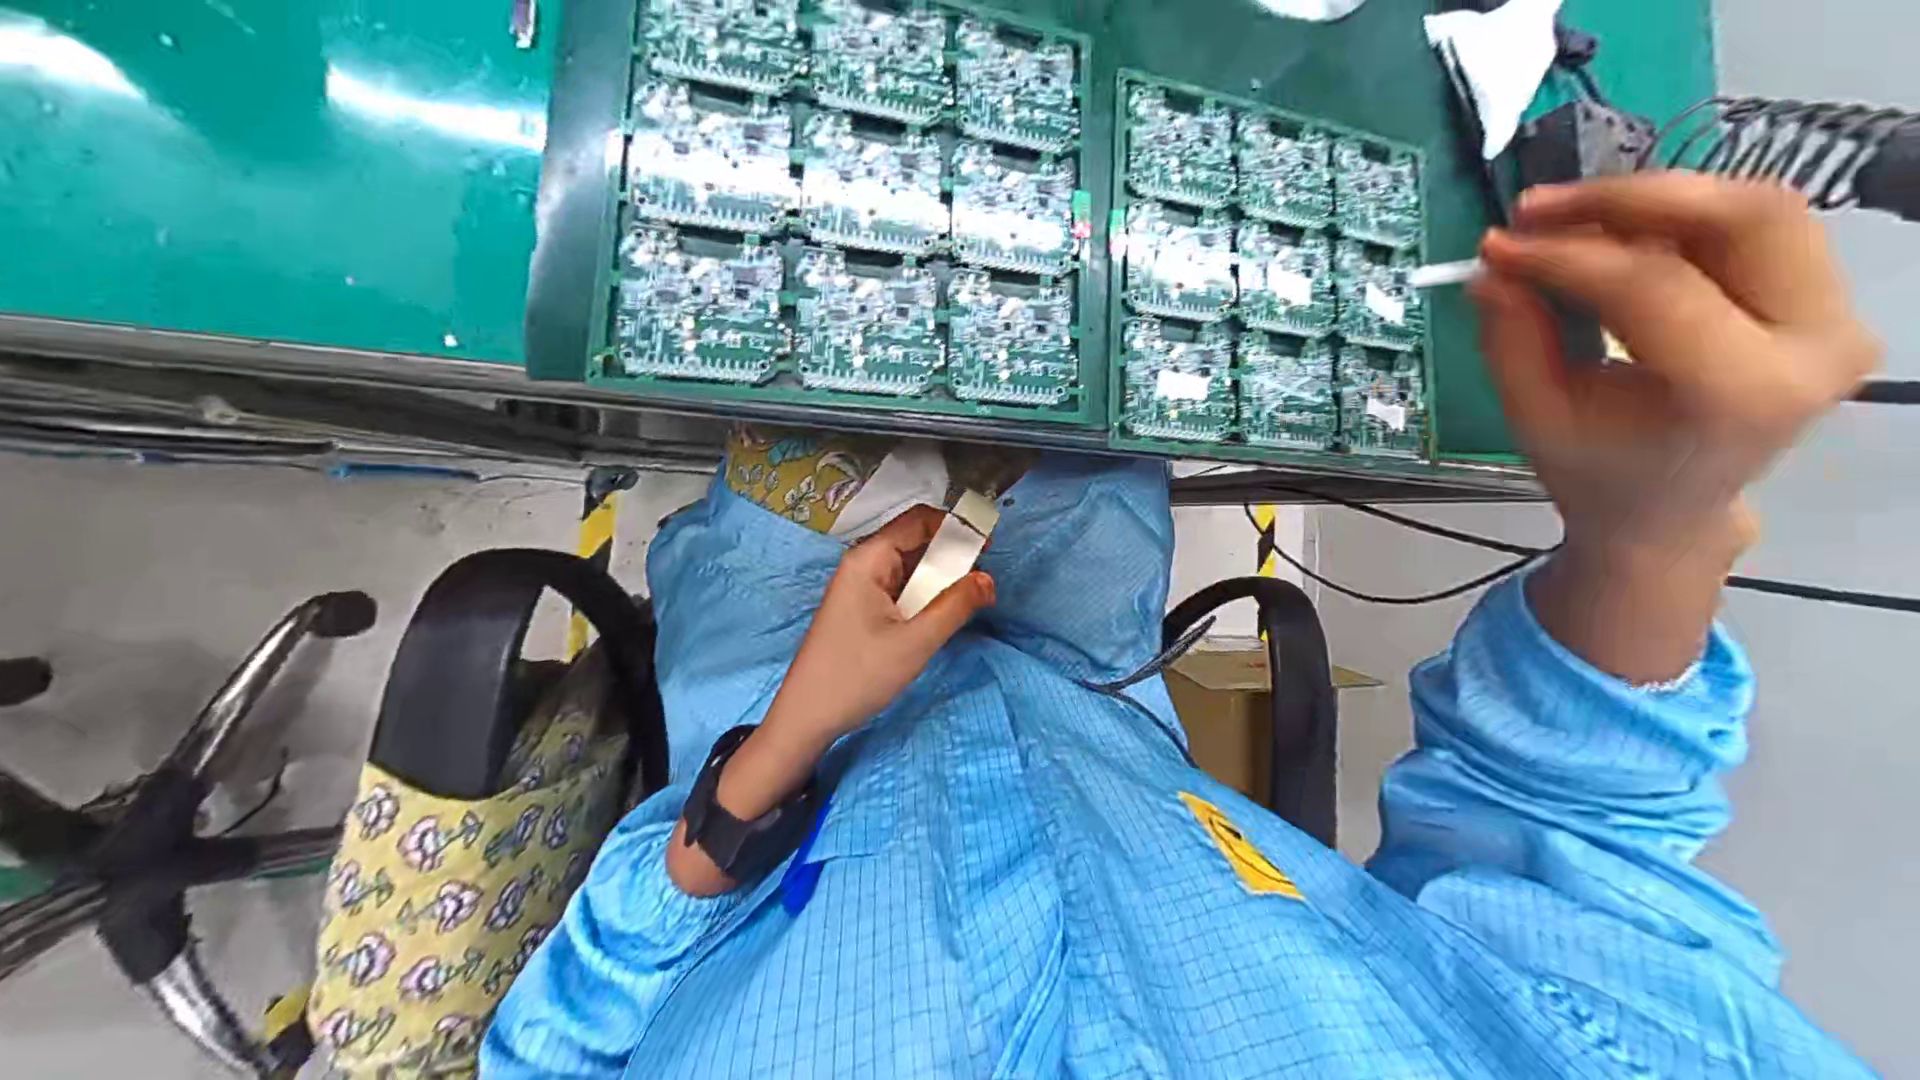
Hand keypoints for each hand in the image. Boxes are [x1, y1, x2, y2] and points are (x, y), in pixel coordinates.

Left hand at [667, 505, 994, 895]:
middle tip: (981, 583)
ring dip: (941, 580)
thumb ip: (955, 606)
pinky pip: (902, 589)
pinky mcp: (864, 608)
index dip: (956, 526)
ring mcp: (862, 587)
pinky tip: (942, 616)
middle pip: (916, 542)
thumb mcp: (915, 642)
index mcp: (868, 559)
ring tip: (968, 602)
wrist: (807, 717)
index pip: (918, 520)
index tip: (987, 547)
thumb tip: (989, 580)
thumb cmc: (856, 676)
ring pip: (911, 568)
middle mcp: (864, 564)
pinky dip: (926, 597)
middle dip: (952, 557)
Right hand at [1473, 174, 1879, 678]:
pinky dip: (1672, 221)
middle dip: (1631, 198)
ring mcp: (1837, 315)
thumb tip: (1489, 274)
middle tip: (1538, 207)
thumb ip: (1513, 344)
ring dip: (1653, 201)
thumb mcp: (1535, 418)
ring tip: (1564, 217)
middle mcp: (1815, 342)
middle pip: (1747, 217)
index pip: (1654, 287)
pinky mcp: (1826, 299)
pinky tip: (1607, 236)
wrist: (1668, 506)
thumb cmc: (1594, 473)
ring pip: (1761, 209)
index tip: (1496, 248)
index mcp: (1736, 391)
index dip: (1566, 256)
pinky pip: (1755, 231)